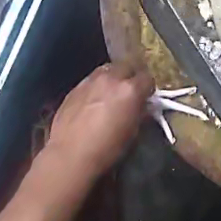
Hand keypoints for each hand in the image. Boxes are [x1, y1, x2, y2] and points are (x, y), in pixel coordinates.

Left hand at [34, 63, 151, 190]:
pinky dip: (98, 85)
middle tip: (131, 91)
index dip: (149, 88)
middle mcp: (111, 79)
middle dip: (131, 76)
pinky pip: (91, 80)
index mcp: (130, 89)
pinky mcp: (75, 87)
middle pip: (127, 66)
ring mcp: (91, 81)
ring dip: (114, 77)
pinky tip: (95, 100)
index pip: (147, 78)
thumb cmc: (109, 147)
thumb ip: (141, 112)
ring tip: (112, 92)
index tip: (147, 97)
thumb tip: (143, 106)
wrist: (71, 154)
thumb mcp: (134, 131)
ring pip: (107, 69)